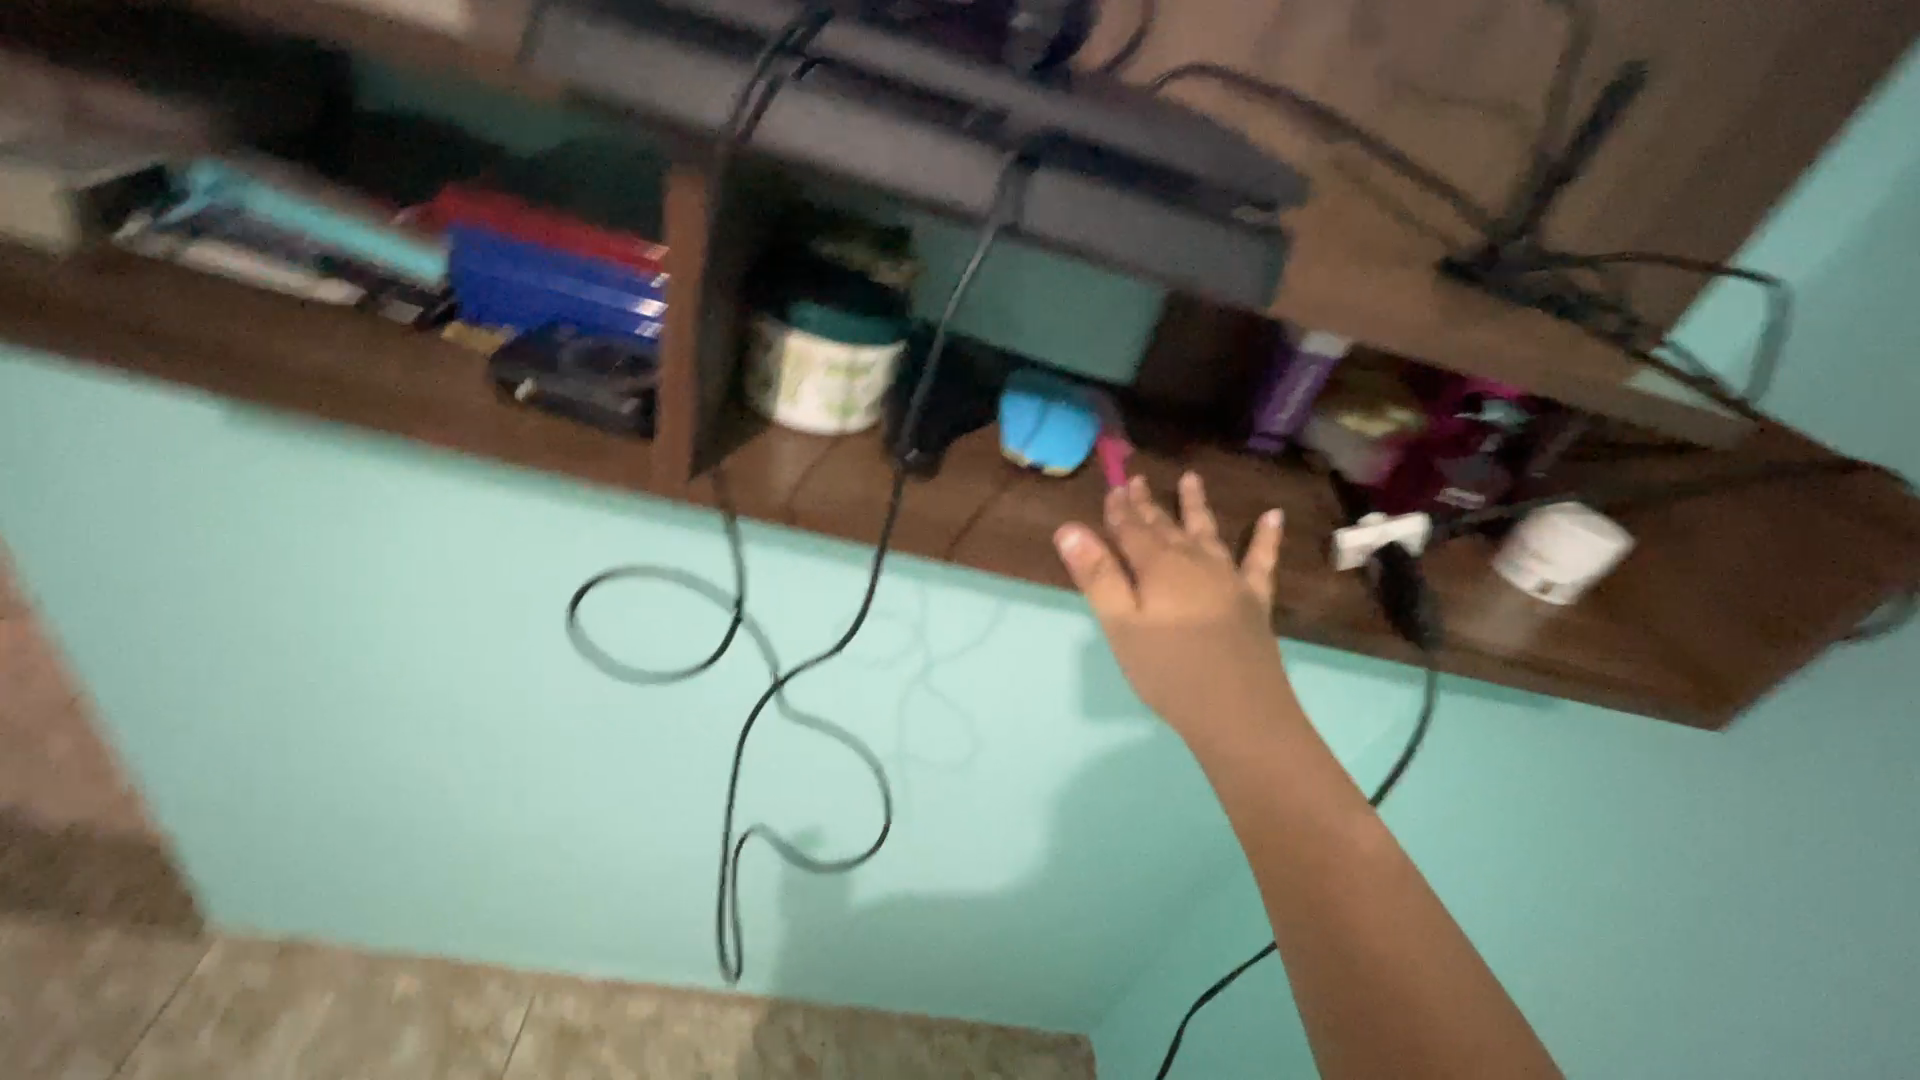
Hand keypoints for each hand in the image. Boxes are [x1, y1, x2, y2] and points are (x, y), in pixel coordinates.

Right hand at [1054, 473, 1293, 740]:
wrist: (1239, 712)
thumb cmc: (1169, 672)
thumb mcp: (1121, 627)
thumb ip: (1097, 576)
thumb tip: (1069, 528)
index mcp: (1157, 568)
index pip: (1132, 530)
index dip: (1120, 510)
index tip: (1113, 487)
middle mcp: (1194, 562)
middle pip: (1165, 527)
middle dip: (1148, 505)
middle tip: (1137, 479)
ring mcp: (1228, 579)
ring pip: (1207, 533)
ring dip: (1196, 506)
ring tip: (1191, 478)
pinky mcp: (1254, 600)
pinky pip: (1261, 560)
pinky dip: (1266, 537)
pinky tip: (1275, 516)